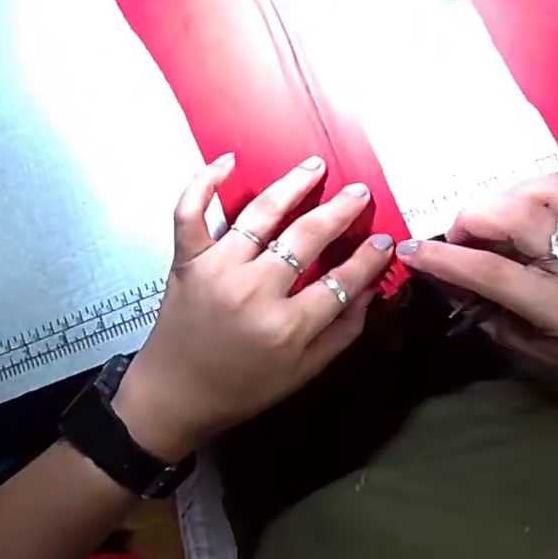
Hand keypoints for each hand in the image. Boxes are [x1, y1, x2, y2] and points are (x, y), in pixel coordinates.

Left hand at [113, 154, 395, 461]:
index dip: (368, 258)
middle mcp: (254, 291)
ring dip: (293, 185)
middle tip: (359, 193)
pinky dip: (204, 183)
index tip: (384, 239)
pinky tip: (229, 161)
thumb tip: (371, 288)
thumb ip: (343, 331)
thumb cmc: (243, 387)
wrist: (173, 397)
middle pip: (307, 238)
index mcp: (287, 327)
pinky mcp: (186, 260)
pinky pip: (191, 213)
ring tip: (315, 166)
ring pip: (261, 215)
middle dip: (340, 211)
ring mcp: (217, 270)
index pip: (341, 281)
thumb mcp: (303, 372)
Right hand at [396, 174, 557, 420]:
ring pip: (553, 187)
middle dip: (476, 215)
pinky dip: (543, 205)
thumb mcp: (533, 351)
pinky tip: (537, 224)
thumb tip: (450, 274)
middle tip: (461, 232)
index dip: (445, 258)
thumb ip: (489, 310)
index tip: (412, 248)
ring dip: (510, 195)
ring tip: (497, 216)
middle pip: (522, 215)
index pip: (493, 273)